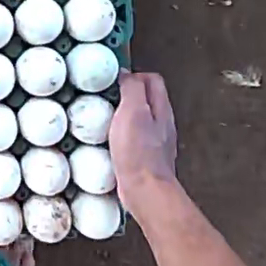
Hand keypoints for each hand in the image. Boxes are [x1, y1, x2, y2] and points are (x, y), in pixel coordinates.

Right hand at [110, 72, 178, 212]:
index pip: (152, 80)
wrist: (145, 191)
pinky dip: (118, 136)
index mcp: (161, 109)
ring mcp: (154, 142)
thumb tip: (127, 74)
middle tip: (106, 98)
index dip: (133, 75)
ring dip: (121, 116)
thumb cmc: (139, 153)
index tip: (114, 80)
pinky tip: (107, 142)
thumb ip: (132, 89)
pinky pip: (131, 139)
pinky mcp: (143, 157)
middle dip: (126, 95)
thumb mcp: (133, 111)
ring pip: (138, 119)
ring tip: (103, 119)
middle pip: (146, 99)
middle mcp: (161, 124)